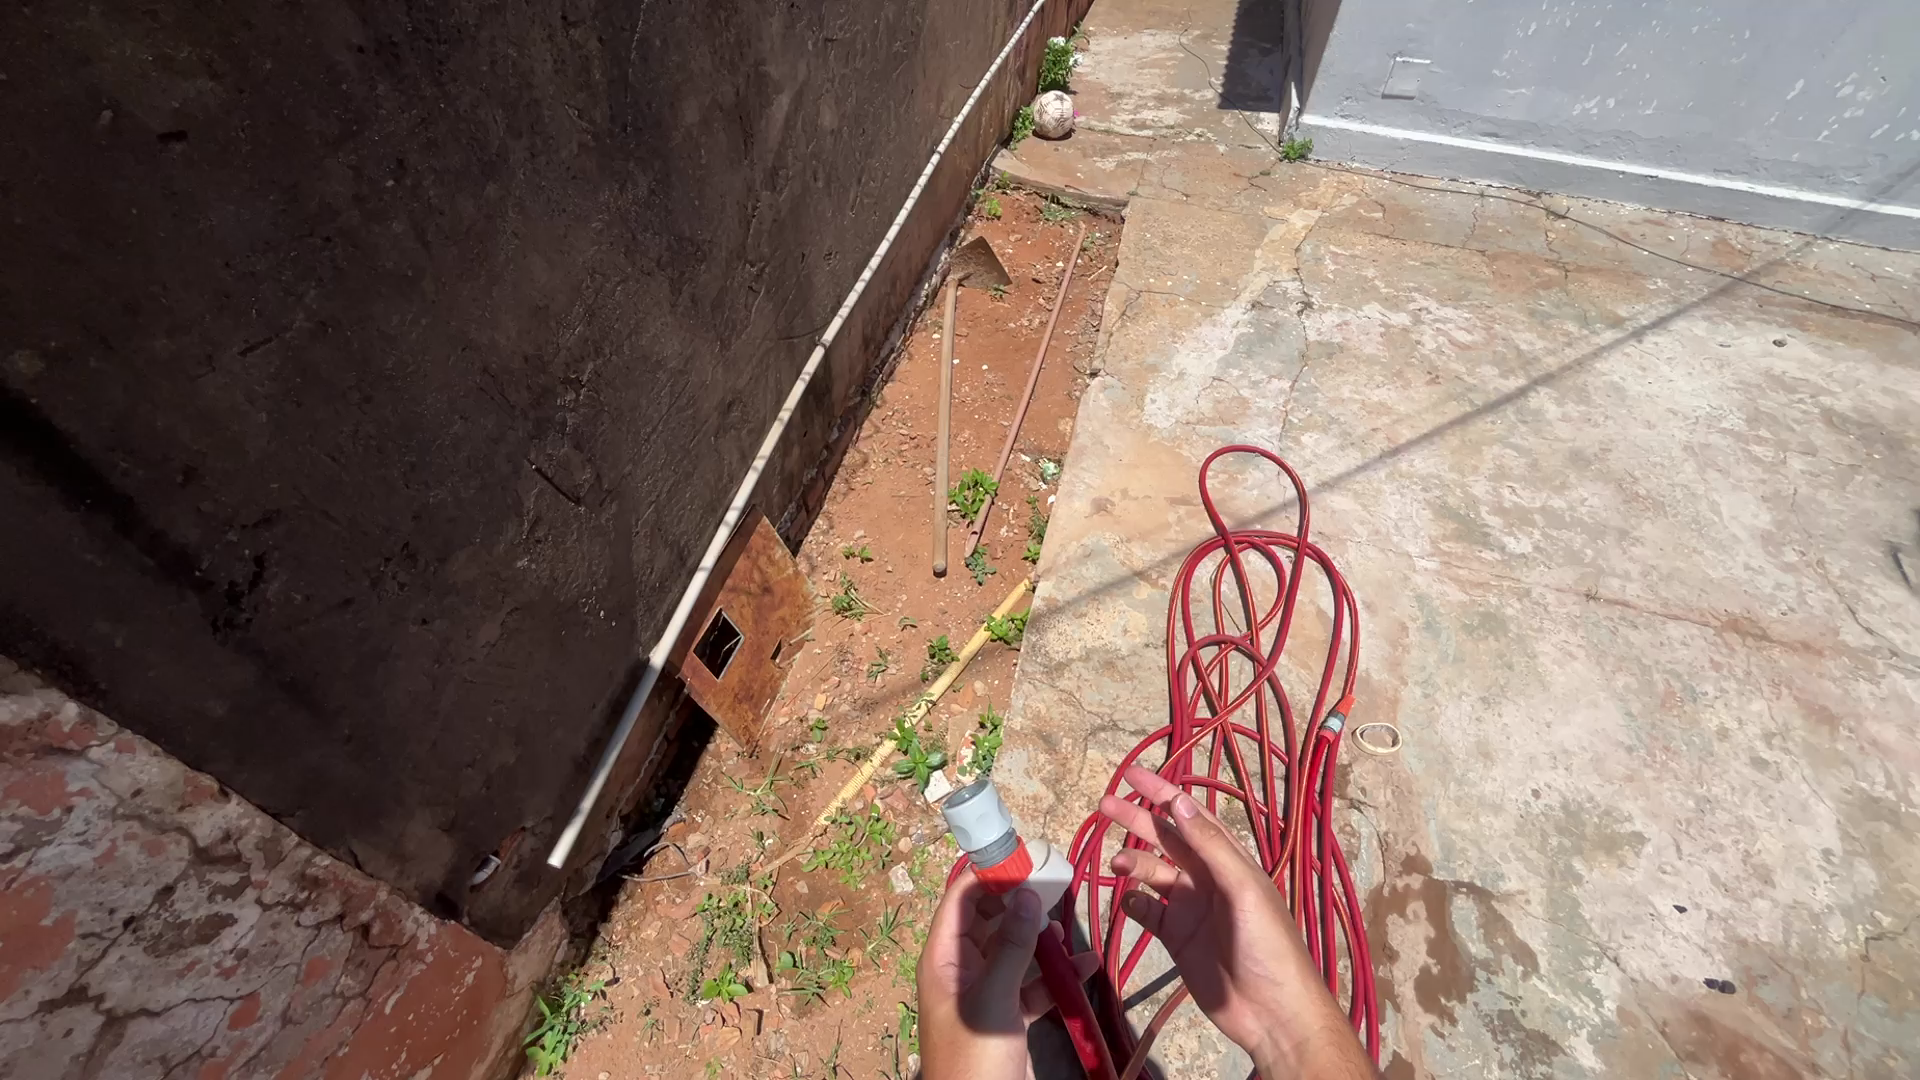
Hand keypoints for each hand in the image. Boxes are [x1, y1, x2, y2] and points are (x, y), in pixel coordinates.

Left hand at [917, 868, 1097, 1079]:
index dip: (987, 875)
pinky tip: (1086, 965)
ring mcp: (985, 991)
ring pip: (1013, 949)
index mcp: (944, 956)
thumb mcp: (994, 998)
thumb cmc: (974, 1056)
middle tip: (1051, 884)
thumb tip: (1028, 894)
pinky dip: (1054, 974)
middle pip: (989, 919)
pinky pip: (1031, 983)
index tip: (1020, 856)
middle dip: (1018, 902)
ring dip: (1039, 936)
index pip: (961, 899)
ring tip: (1066, 926)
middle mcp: (961, 967)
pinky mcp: (1007, 1015)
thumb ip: (1012, 946)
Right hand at [1100, 766, 1373, 1077]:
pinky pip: (1147, 911)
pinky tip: (1129, 902)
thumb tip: (1178, 802)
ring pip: (1151, 873)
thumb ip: (1210, 846)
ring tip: (1117, 864)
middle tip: (1104, 804)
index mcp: (1226, 860)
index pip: (1188, 816)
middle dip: (1135, 820)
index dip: (1161, 793)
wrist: (1274, 1016)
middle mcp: (1204, 877)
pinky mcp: (1176, 937)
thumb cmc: (1268, 945)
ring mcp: (1188, 908)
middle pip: (1163, 839)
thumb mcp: (1243, 889)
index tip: (1130, 775)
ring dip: (1132, 864)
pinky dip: (1134, 902)